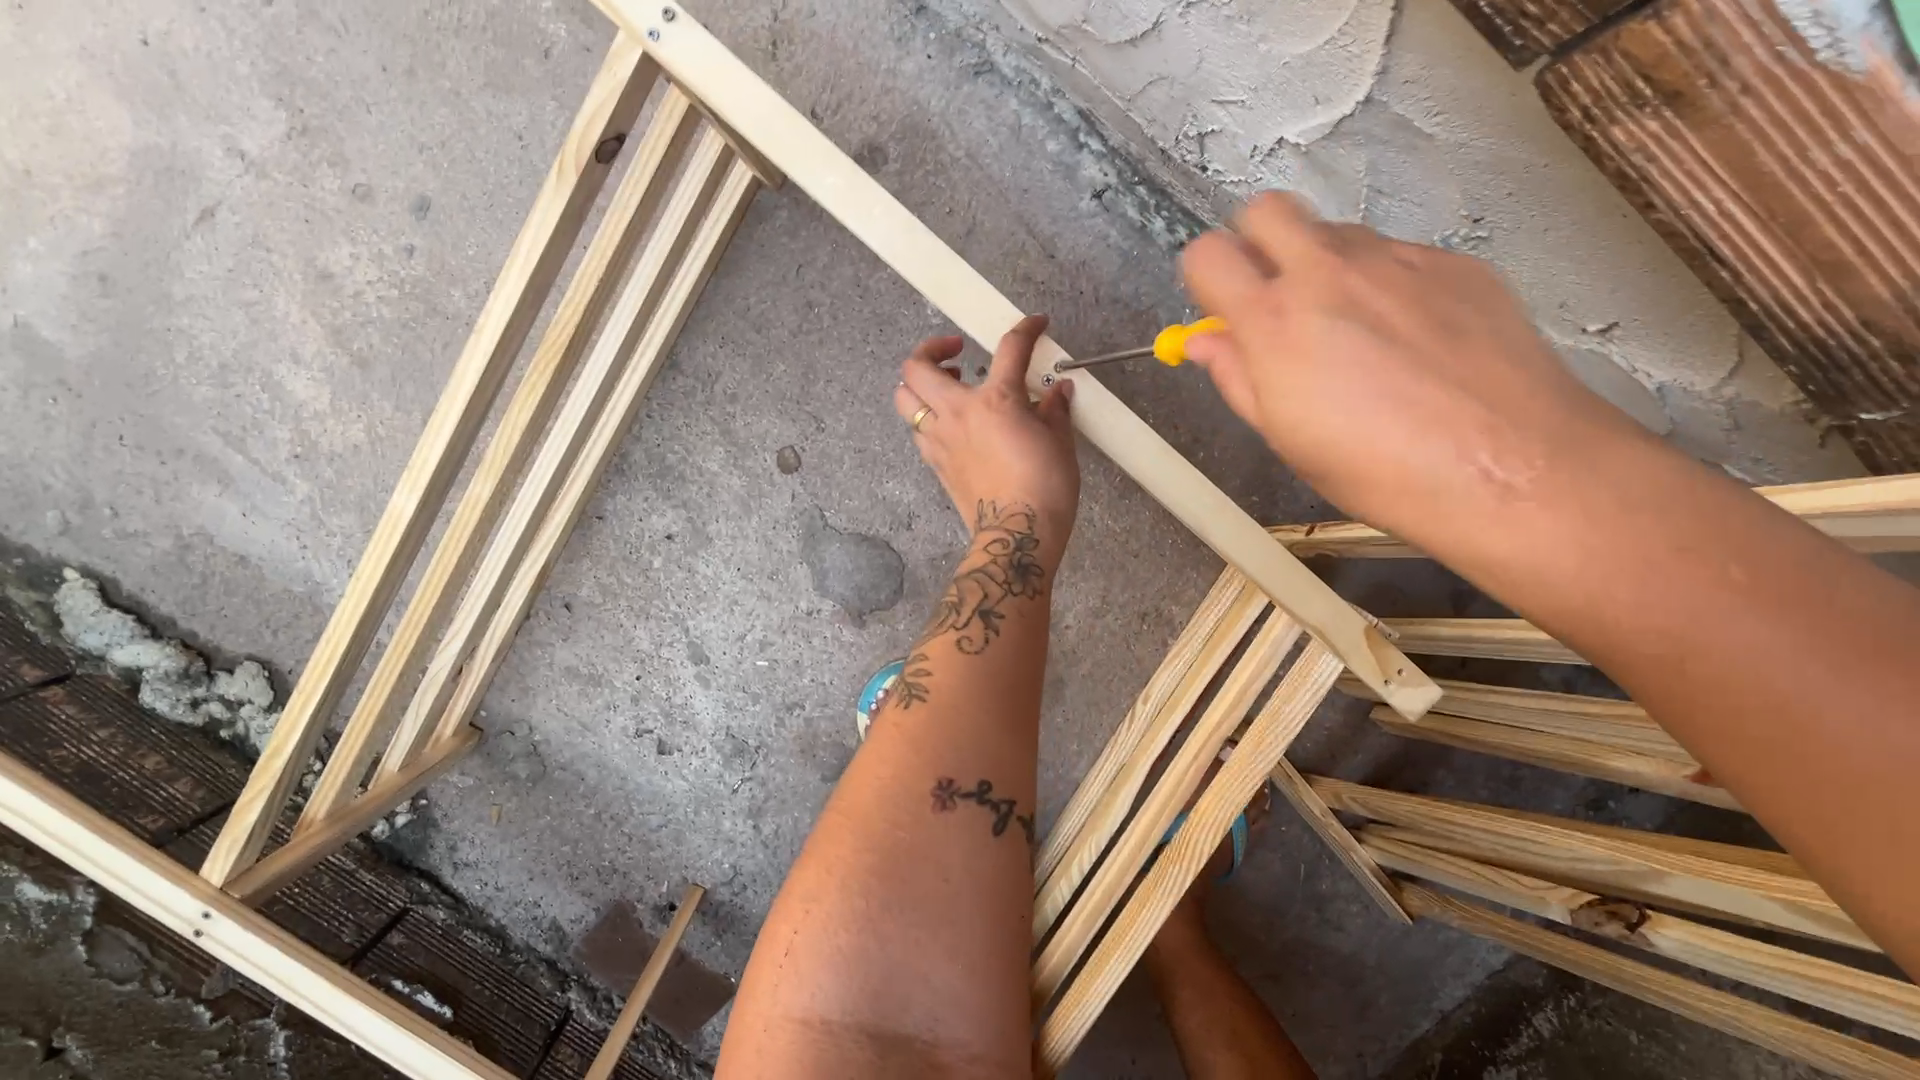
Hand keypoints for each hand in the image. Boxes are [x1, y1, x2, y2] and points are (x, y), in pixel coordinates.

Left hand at [893, 314, 1079, 553]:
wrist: (1018, 532)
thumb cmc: (1045, 485)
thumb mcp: (1060, 441)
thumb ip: (1055, 409)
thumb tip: (1058, 390)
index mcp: (995, 399)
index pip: (1010, 349)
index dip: (1025, 329)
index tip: (1035, 324)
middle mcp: (957, 413)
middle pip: (917, 366)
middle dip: (932, 348)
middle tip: (957, 351)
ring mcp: (939, 439)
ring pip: (904, 399)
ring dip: (919, 384)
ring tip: (946, 386)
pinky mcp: (935, 463)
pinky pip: (917, 430)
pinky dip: (927, 418)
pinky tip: (951, 424)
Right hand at [1178, 192, 1649, 550]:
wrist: (1507, 463)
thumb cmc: (1378, 469)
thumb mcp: (1286, 437)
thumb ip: (1237, 377)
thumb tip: (1204, 341)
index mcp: (1275, 321)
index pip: (1207, 255)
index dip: (1206, 277)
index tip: (1220, 307)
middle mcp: (1328, 271)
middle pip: (1266, 209)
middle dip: (1256, 241)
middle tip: (1274, 294)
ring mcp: (1395, 259)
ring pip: (1336, 234)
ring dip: (1324, 265)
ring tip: (1354, 328)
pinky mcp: (1452, 261)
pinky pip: (1397, 256)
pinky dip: (1386, 283)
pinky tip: (1413, 338)